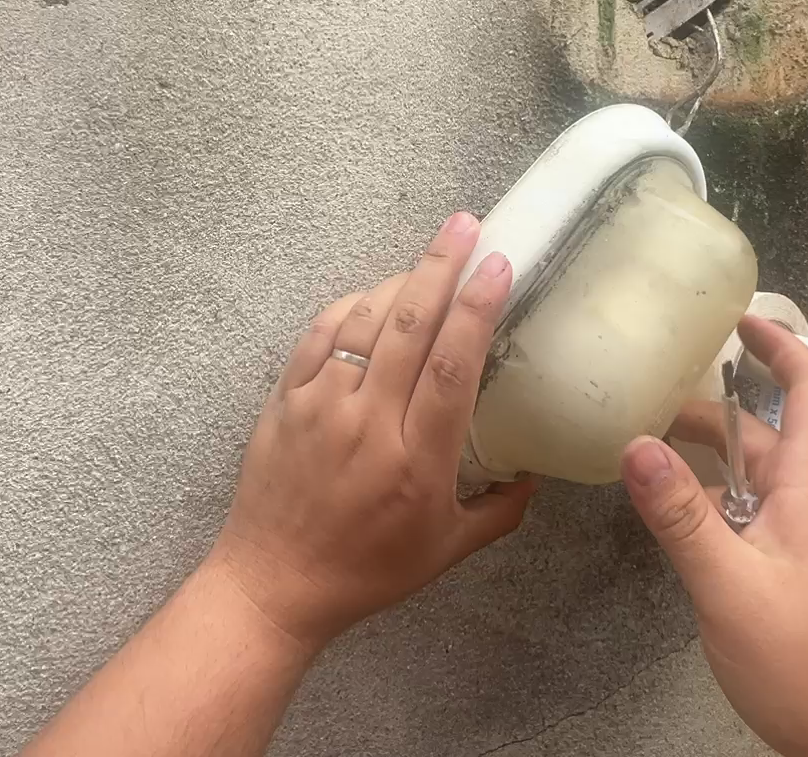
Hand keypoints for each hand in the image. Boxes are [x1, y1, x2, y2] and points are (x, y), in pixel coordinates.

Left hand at [200, 212, 538, 654]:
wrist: (272, 583)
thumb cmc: (366, 570)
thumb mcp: (446, 551)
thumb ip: (500, 511)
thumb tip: (535, 472)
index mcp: (417, 458)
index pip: (453, 366)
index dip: (477, 309)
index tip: (498, 266)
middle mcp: (369, 420)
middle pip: (409, 325)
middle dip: (441, 266)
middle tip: (465, 224)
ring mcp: (321, 403)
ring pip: (364, 319)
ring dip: (400, 281)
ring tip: (428, 257)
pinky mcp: (285, 398)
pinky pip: (320, 333)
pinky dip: (349, 306)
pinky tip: (372, 295)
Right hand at [620, 316, 807, 756]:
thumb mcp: (732, 587)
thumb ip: (682, 517)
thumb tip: (634, 443)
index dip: (782, 348)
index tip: (740, 319)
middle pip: (769, 432)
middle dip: (715, 406)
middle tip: (653, 391)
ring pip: (756, 474)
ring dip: (709, 453)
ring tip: (650, 445)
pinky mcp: (796, 566)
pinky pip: (751, 510)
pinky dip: (712, 494)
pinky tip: (676, 512)